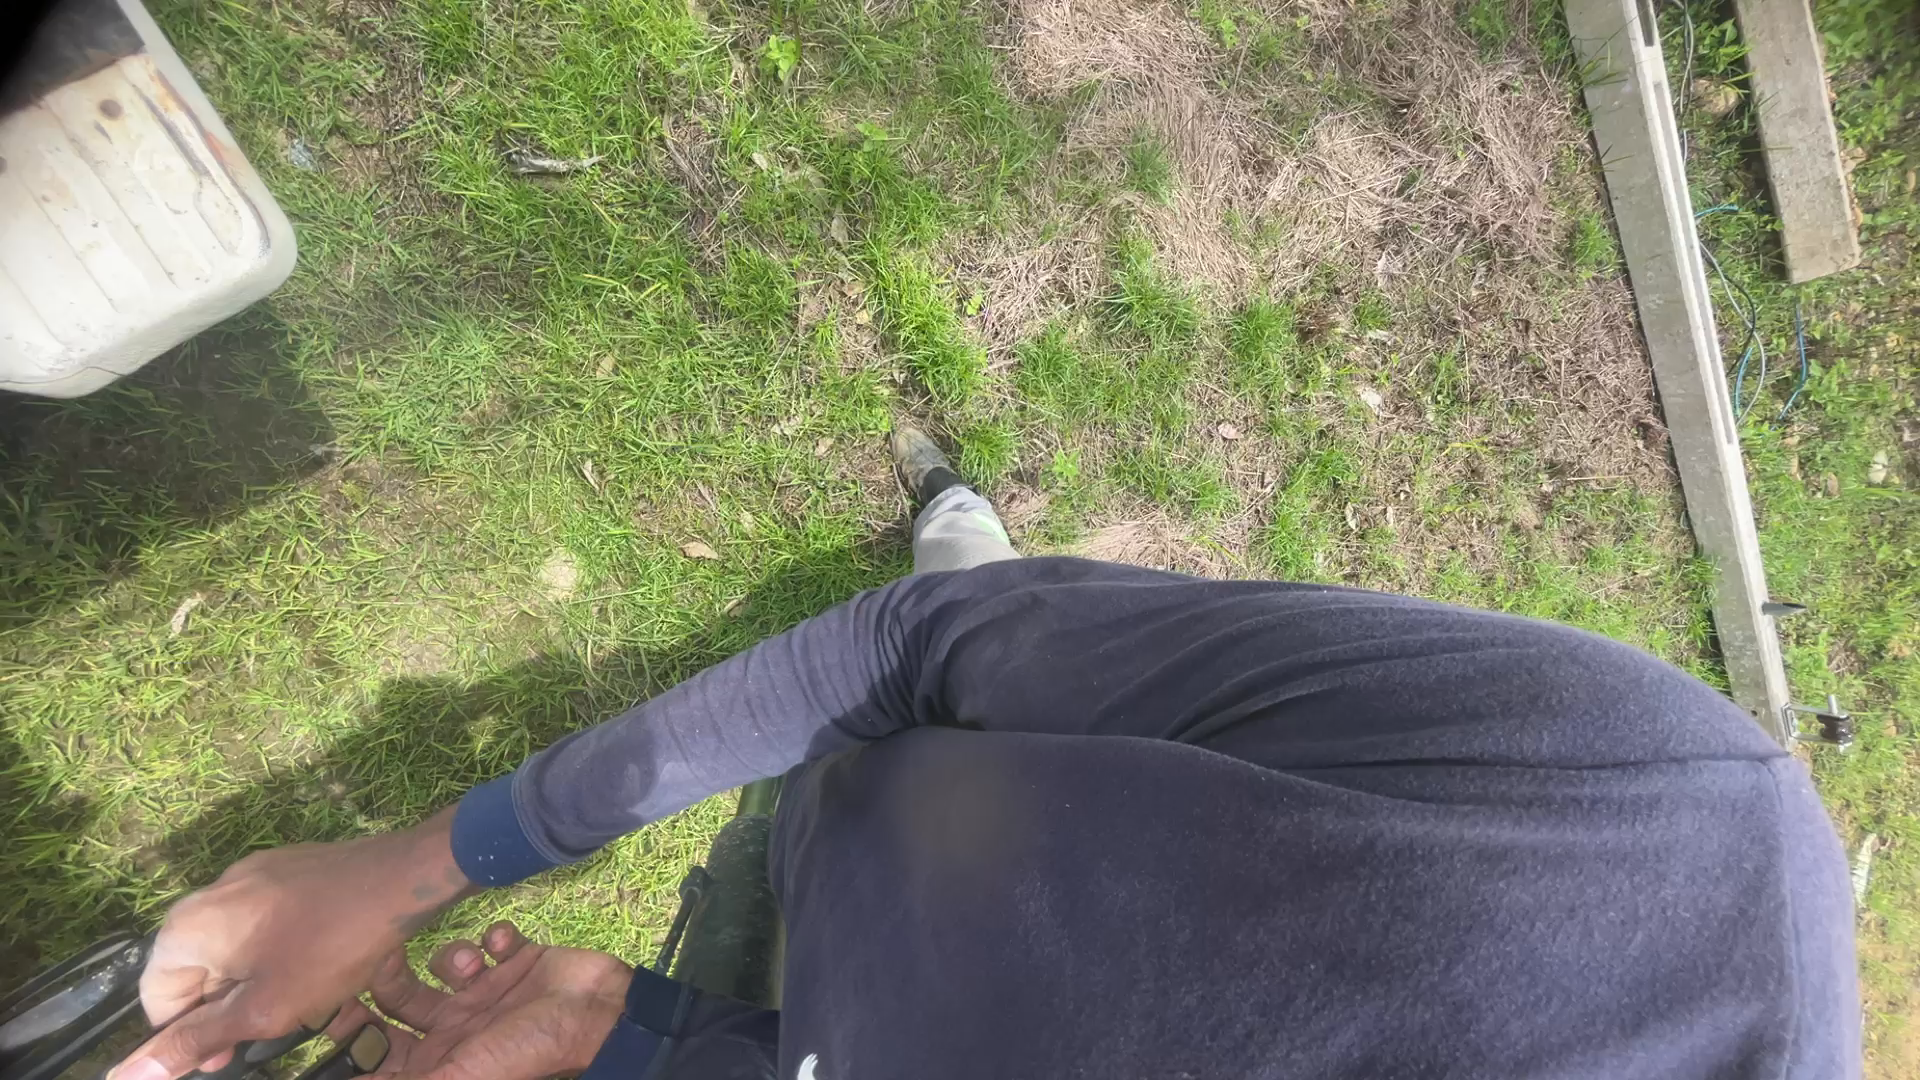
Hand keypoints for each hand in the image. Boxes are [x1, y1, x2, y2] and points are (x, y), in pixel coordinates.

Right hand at [122, 810, 475, 1079]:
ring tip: (310, 994)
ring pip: (250, 942)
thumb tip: (123, 1077)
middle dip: (235, 1003)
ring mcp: (271, 869)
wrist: (416, 873)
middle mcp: (222, 887)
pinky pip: (285, 916)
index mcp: (192, 922)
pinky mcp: (310, 864)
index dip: (188, 1034)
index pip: (159, 996)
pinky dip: (297, 944)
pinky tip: (333, 959)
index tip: (229, 1053)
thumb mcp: (262, 1006)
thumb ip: (193, 1040)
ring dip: (269, 975)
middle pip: (205, 966)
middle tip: (276, 1023)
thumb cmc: (336, 943)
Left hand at [330, 921, 628, 1079]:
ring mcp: (487, 989)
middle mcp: (454, 1024)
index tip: (339, 1003)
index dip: (353, 1029)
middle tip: (385, 957)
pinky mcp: (518, 958)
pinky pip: (493, 939)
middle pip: (403, 1000)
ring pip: (447, 964)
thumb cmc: (524, 1049)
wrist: (592, 1012)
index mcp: (433, 1060)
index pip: (375, 1048)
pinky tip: (503, 942)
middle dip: (391, 981)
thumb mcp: (457, 1076)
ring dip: (454, 957)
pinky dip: (495, 936)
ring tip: (474, 963)